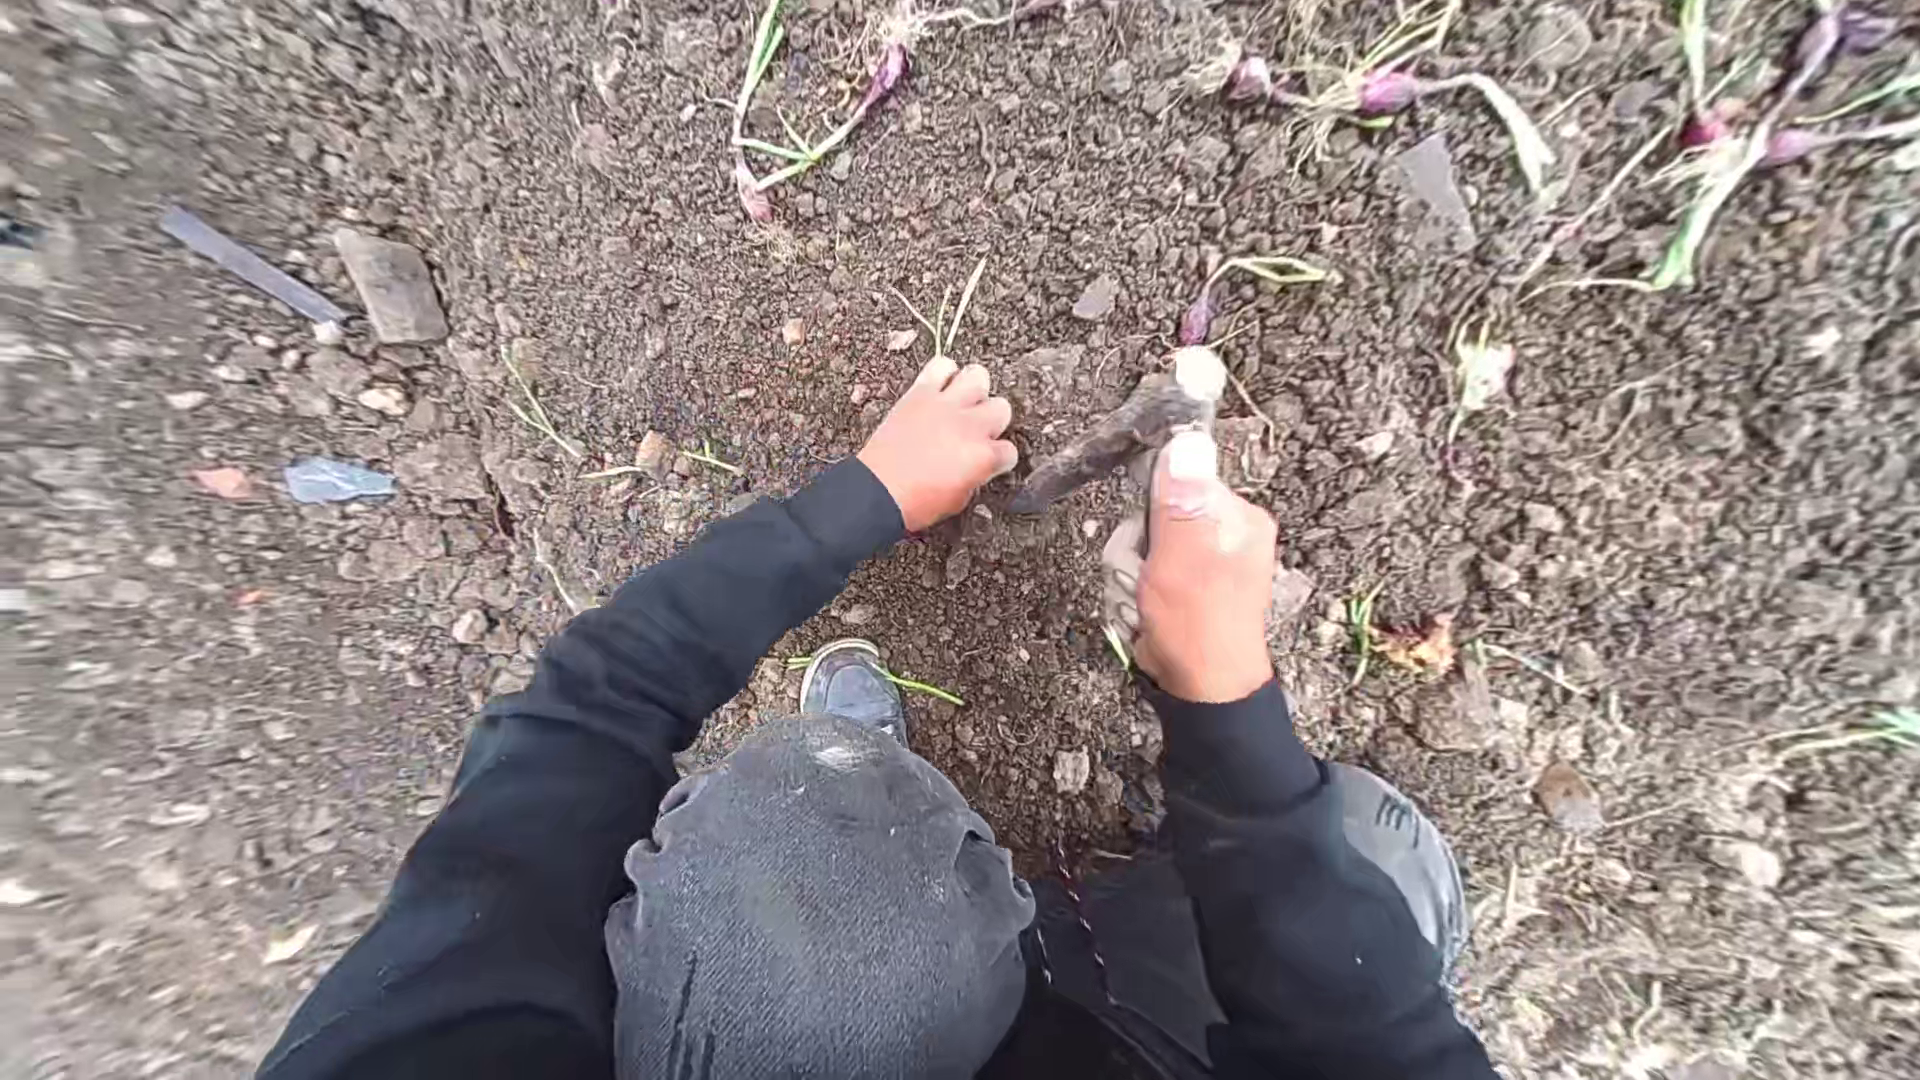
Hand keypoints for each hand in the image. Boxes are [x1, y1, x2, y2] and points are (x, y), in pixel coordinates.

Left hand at [858, 355, 1017, 531]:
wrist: (878, 491)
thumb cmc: (916, 503)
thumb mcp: (958, 500)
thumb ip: (975, 476)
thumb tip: (976, 467)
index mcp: (984, 457)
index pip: (1009, 451)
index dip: (999, 458)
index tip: (989, 461)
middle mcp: (971, 426)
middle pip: (1002, 408)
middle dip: (992, 421)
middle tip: (977, 431)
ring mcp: (946, 406)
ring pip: (979, 376)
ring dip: (974, 390)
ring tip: (963, 403)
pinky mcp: (921, 394)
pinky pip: (941, 365)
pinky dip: (944, 372)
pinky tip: (941, 388)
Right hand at [1132, 429, 1277, 702]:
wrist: (1201, 688)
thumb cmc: (1195, 625)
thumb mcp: (1181, 558)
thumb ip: (1180, 503)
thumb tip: (1187, 442)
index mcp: (1238, 520)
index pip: (1182, 480)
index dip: (1152, 504)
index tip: (1145, 533)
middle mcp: (1226, 533)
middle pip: (1157, 512)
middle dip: (1137, 544)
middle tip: (1144, 574)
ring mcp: (1205, 559)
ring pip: (1145, 540)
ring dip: (1131, 568)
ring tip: (1142, 596)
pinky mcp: (1187, 581)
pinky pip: (1147, 564)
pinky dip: (1136, 584)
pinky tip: (1143, 605)